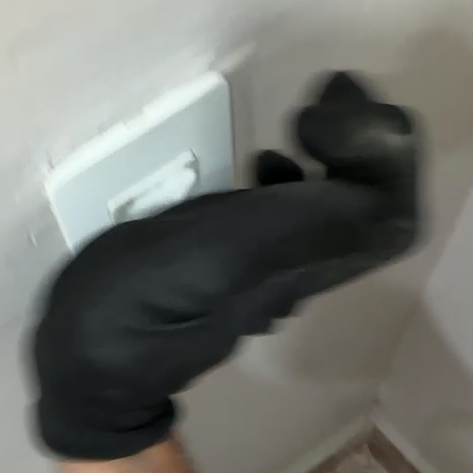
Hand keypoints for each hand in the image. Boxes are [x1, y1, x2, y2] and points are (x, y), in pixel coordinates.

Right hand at [29, 71, 422, 460]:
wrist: (86, 373)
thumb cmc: (123, 313)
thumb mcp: (204, 261)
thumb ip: (285, 226)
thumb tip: (366, 191)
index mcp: (292, 269)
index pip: (386, 215)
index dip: (382, 151)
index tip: (324, 109)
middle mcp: (295, 276)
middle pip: (376, 214)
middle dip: (368, 144)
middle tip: (325, 99)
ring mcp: (269, 277)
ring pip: (343, 214)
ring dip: (339, 157)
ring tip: (303, 120)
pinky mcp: (240, 273)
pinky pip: (299, 220)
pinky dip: (300, 178)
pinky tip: (263, 164)